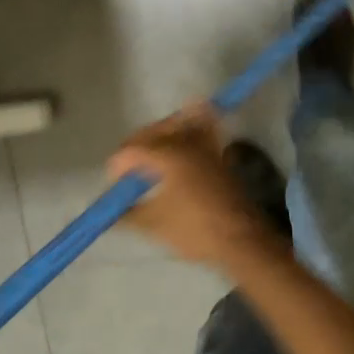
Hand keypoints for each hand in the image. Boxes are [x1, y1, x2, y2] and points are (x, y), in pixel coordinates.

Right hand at [108, 104, 283, 267]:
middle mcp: (186, 143)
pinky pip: (206, 128)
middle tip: (127, 170)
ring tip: (150, 153)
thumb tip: (112, 213)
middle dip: (135, 146)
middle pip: (152, 131)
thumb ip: (128, 215)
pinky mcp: (219, 155)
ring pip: (178, 125)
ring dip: (161, 133)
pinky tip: (194, 115)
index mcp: (167, 156)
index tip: (114, 183)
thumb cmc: (195, 230)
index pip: (132, 149)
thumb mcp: (155, 225)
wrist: (241, 238)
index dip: (118, 165)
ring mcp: (205, 147)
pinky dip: (198, 120)